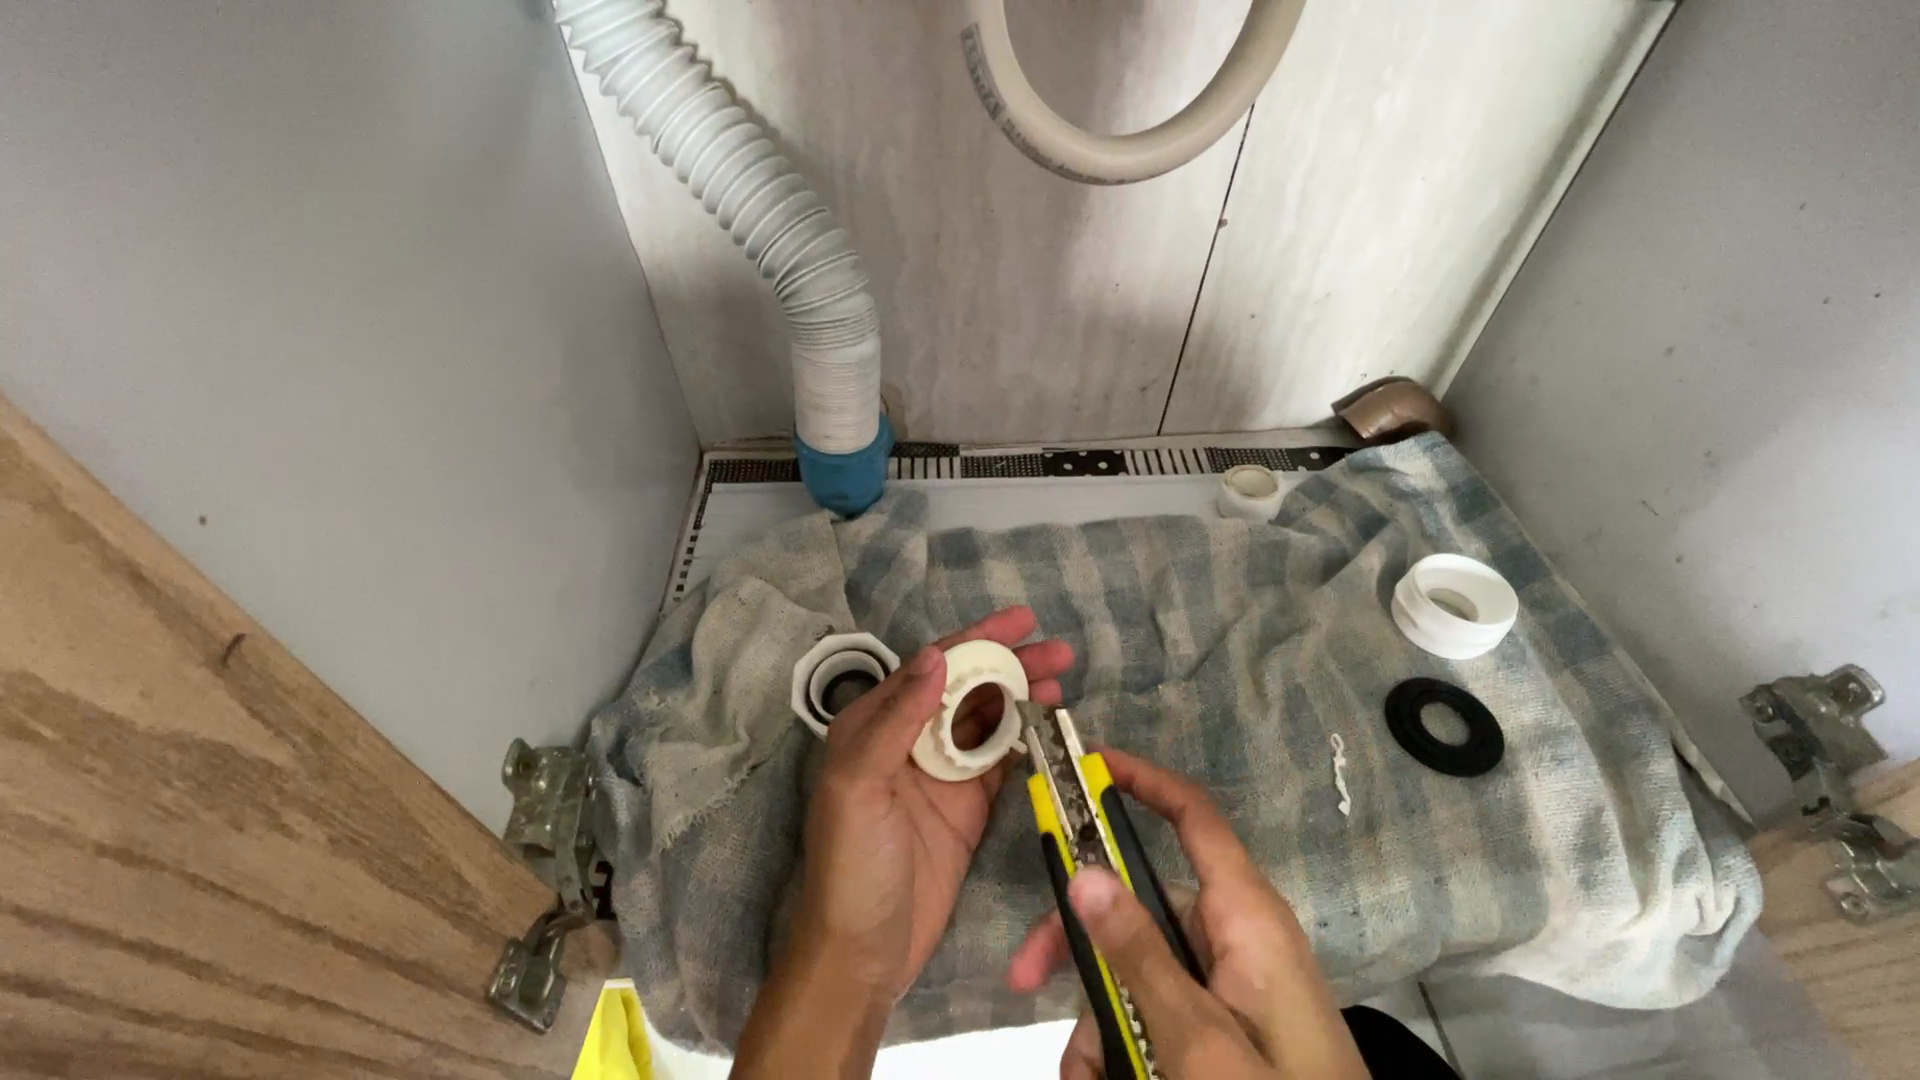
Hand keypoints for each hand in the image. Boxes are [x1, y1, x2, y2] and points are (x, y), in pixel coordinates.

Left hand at [733, 608, 1072, 1079]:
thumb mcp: (859, 787)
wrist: (863, 953)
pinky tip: (1050, 725)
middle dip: (1010, 664)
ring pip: (987, 720)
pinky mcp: (967, 807)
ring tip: (1062, 682)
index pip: (931, 667)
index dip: (977, 640)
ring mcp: (940, 774)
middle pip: (966, 688)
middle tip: (1059, 651)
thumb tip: (937, 656)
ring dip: (1022, 697)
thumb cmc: (850, 866)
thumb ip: (896, 719)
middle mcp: (907, 741)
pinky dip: (1025, 739)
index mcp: (873, 726)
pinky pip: (1000, 761)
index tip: (1023, 620)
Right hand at [1006, 749, 1367, 1079]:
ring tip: (1085, 1075)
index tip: (1081, 765)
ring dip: (1098, 1019)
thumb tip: (1083, 873)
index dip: (1139, 779)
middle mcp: (1233, 935)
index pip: (1191, 816)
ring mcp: (1227, 982)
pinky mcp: (1222, 1022)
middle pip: (1136, 904)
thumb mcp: (1199, 1040)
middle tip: (1025, 978)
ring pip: (1135, 967)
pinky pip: (1156, 1008)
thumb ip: (1138, 956)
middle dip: (1078, 945)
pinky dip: (1123, 1041)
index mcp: (1245, 915)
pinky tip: (1102, 1076)